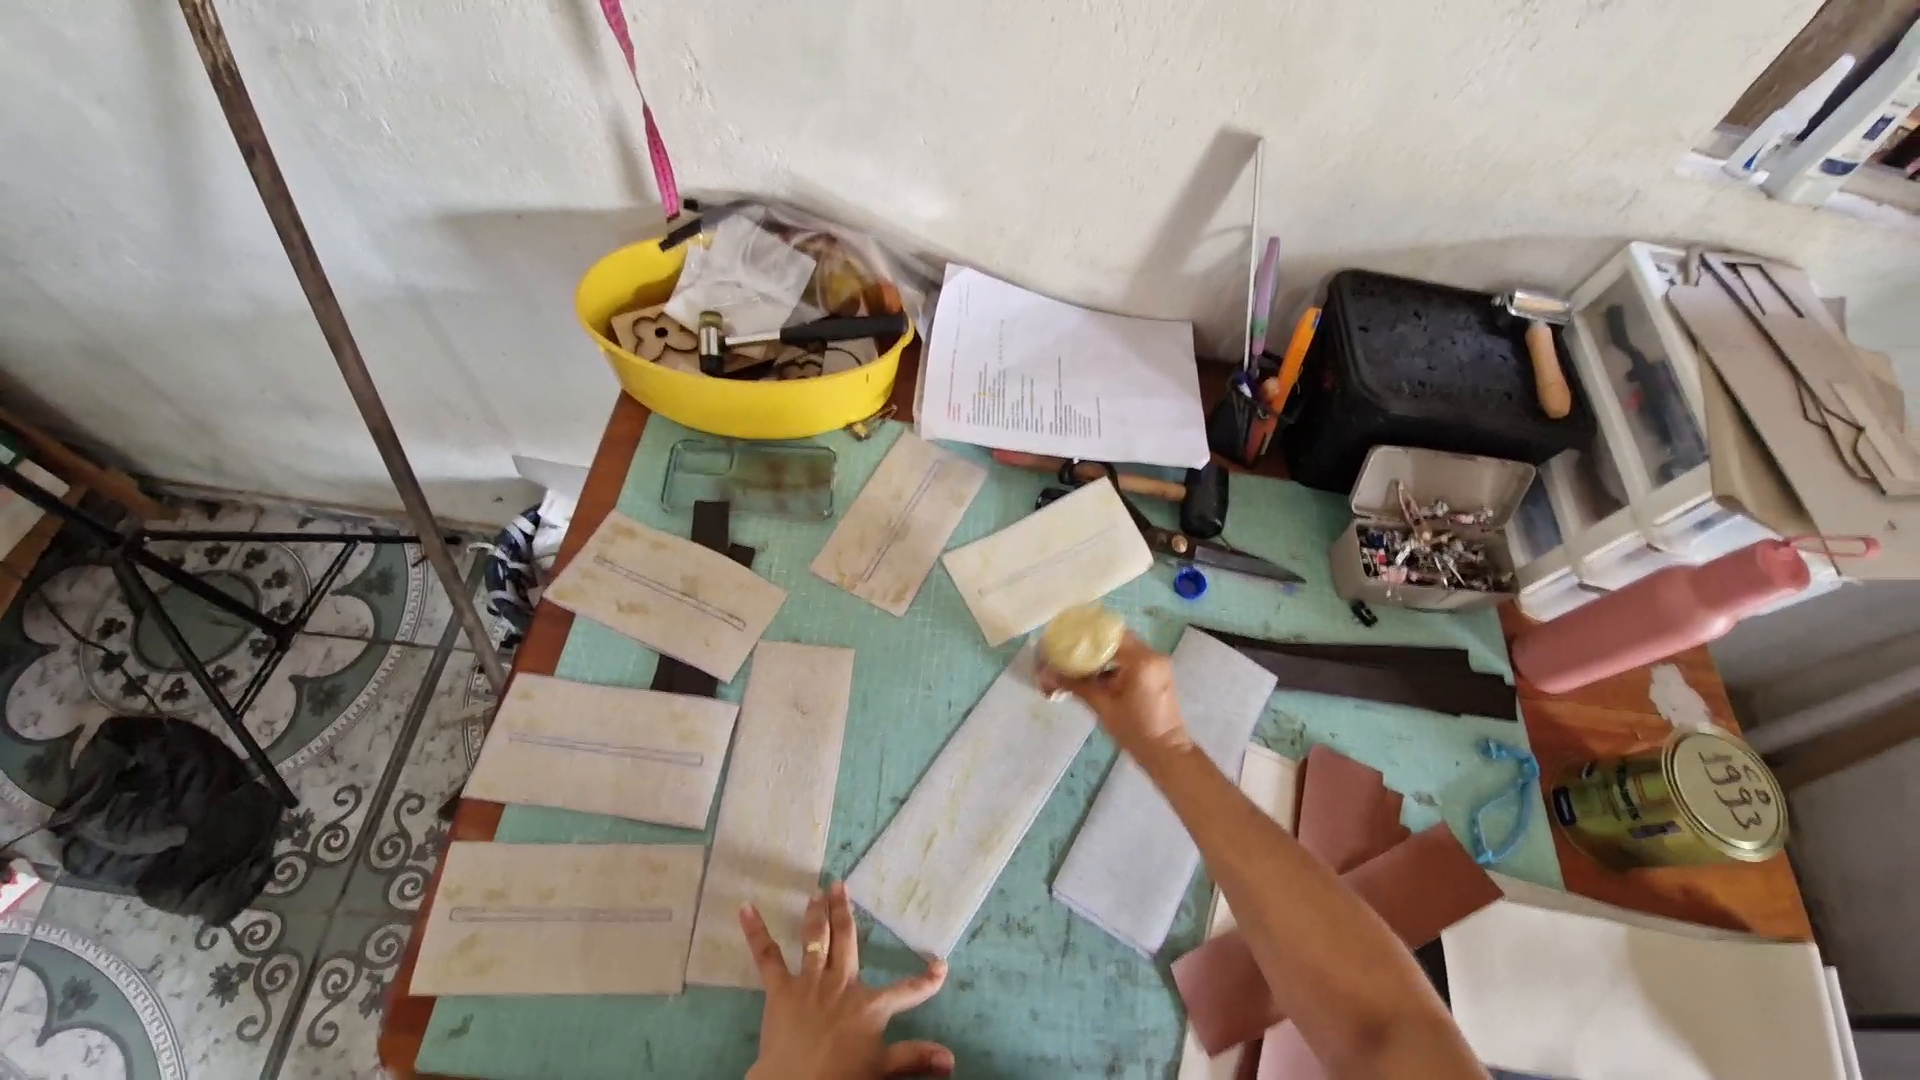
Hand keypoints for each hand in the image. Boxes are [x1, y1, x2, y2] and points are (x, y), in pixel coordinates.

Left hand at [741, 883, 952, 1079]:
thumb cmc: (841, 1079)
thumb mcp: (882, 1072)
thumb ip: (915, 1059)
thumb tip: (951, 1058)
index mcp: (870, 1005)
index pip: (906, 992)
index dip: (926, 981)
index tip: (940, 965)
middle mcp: (842, 983)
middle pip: (847, 940)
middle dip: (846, 912)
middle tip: (842, 885)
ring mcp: (809, 982)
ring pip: (816, 939)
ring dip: (817, 913)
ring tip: (817, 891)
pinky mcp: (780, 990)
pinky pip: (767, 957)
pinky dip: (755, 931)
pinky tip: (746, 908)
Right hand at [1038, 632, 1190, 760]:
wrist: (1166, 752)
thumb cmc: (1135, 730)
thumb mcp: (1103, 706)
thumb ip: (1076, 686)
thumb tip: (1046, 674)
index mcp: (1142, 661)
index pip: (1111, 635)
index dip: (1089, 635)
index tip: (1069, 640)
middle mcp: (1153, 656)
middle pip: (1118, 639)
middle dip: (1094, 646)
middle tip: (1071, 653)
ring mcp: (1158, 664)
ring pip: (1125, 649)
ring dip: (1104, 655)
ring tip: (1081, 665)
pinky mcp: (1158, 673)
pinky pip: (1133, 660)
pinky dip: (1115, 664)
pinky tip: (1097, 676)